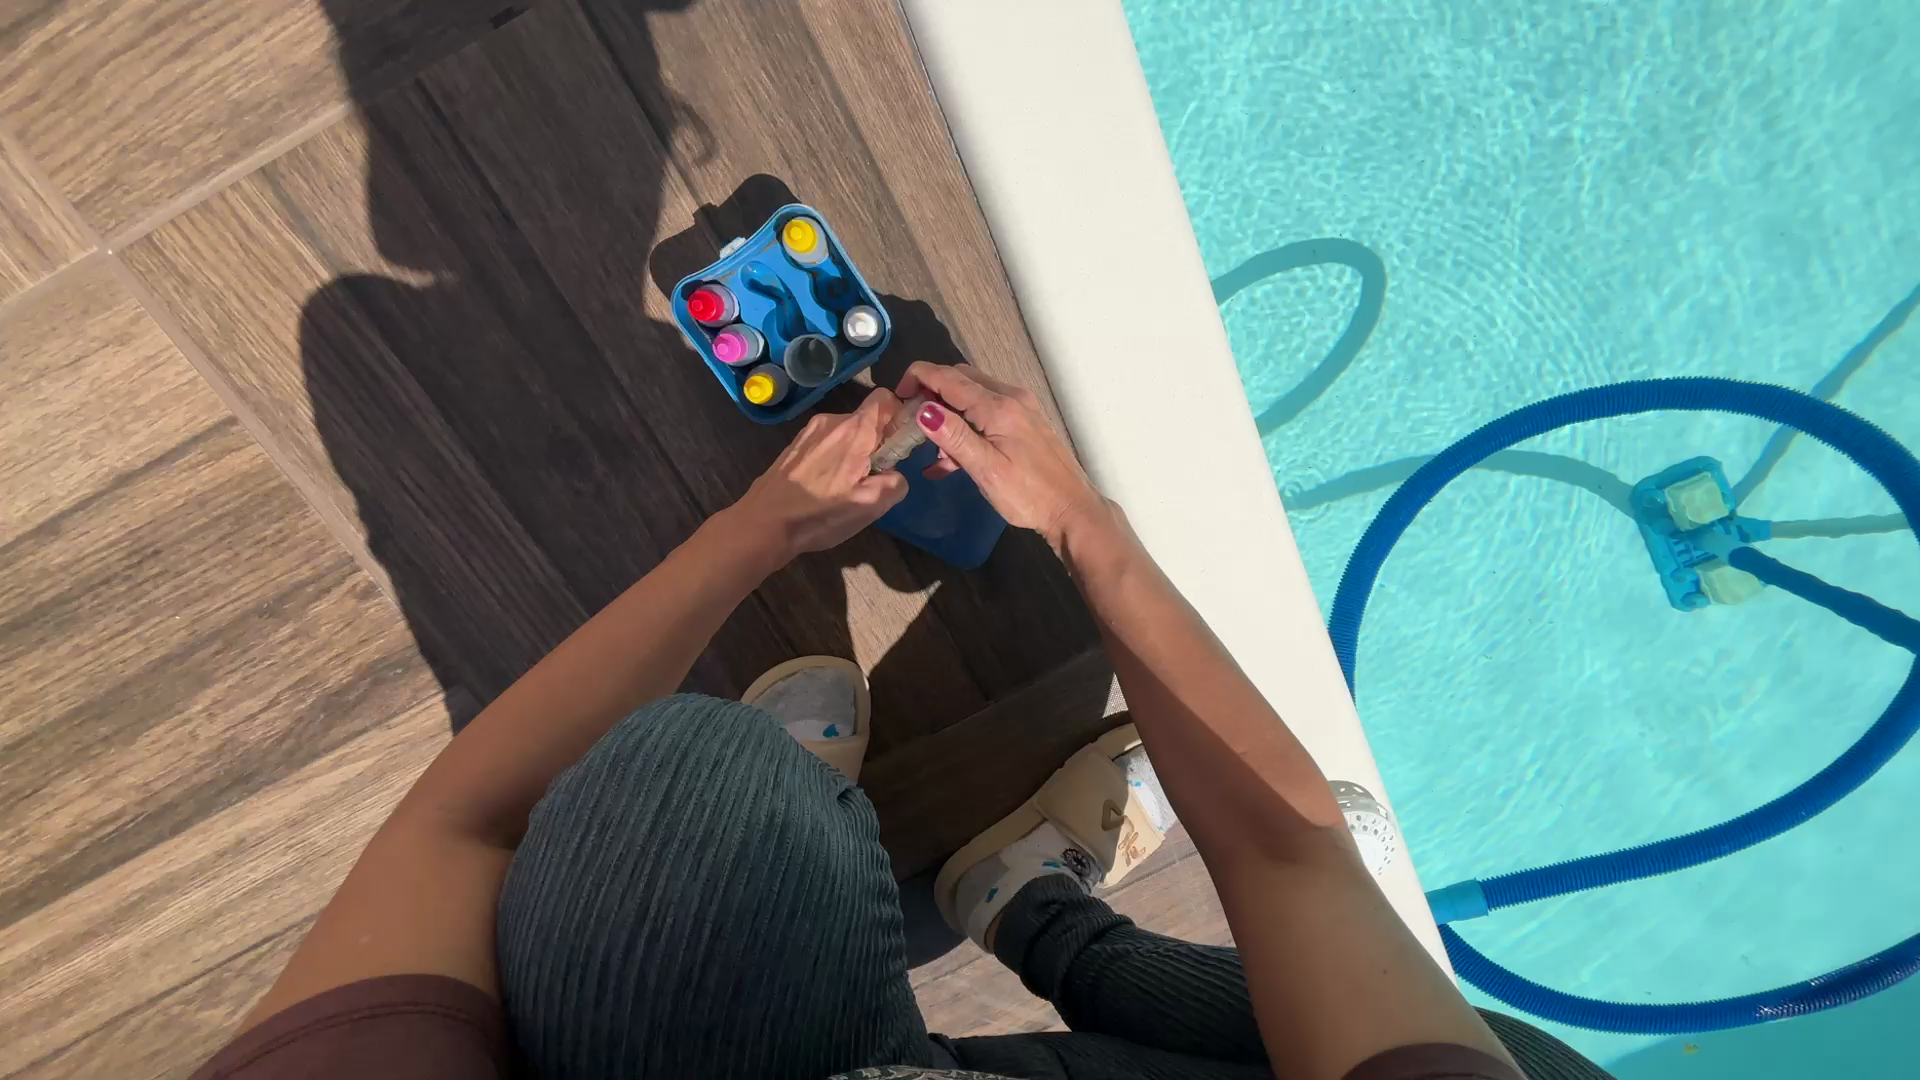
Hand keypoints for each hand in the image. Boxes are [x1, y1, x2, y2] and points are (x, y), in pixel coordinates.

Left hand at [732, 387, 909, 558]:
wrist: (764, 523)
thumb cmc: (821, 514)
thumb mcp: (871, 506)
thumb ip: (896, 482)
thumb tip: (895, 474)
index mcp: (855, 430)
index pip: (886, 399)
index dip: (899, 417)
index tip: (899, 446)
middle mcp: (832, 421)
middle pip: (867, 419)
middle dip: (877, 444)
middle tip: (872, 478)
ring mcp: (811, 431)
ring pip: (847, 432)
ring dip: (855, 453)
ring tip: (846, 487)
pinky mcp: (795, 444)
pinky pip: (827, 442)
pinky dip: (834, 457)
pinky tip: (824, 486)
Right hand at [896, 362, 1107, 549]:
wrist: (1072, 509)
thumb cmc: (1028, 495)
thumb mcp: (986, 469)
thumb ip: (954, 436)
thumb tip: (923, 408)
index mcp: (998, 406)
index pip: (949, 377)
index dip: (919, 378)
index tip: (897, 395)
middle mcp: (1011, 397)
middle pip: (961, 379)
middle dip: (931, 393)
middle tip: (910, 420)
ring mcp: (1021, 408)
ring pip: (973, 395)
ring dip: (948, 412)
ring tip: (931, 448)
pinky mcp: (1025, 422)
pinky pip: (987, 411)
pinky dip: (966, 425)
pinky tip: (951, 457)